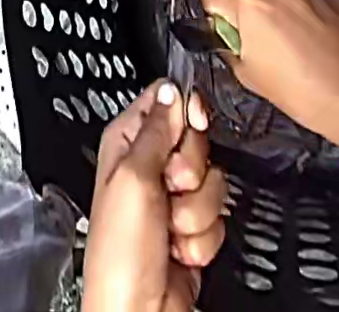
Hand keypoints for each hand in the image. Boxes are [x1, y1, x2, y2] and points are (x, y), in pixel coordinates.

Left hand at [82, 80, 226, 311]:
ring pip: (211, 180)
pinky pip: (217, 215)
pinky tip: (179, 249)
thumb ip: (157, 130)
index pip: (166, 98)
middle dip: (191, 170)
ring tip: (169, 228)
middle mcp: (149, 162)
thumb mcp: (134, 177)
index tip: (193, 127)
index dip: (186, 109)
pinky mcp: (191, 225)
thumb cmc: (120, 250)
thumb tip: (172, 87)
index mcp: (127, 139)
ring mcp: (171, 196)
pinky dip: (202, 237)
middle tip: (169, 188)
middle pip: (195, 138)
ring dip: (195, 211)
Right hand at [199, 0, 338, 142]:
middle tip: (265, 41)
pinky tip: (313, 32)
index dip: (215, 15)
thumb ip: (229, 47)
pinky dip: (301, 5)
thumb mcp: (249, 75)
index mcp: (247, 2)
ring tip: (294, 37)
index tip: (225, 32)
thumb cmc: (298, 91)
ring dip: (277, 5)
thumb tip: (226, 37)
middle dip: (250, 11)